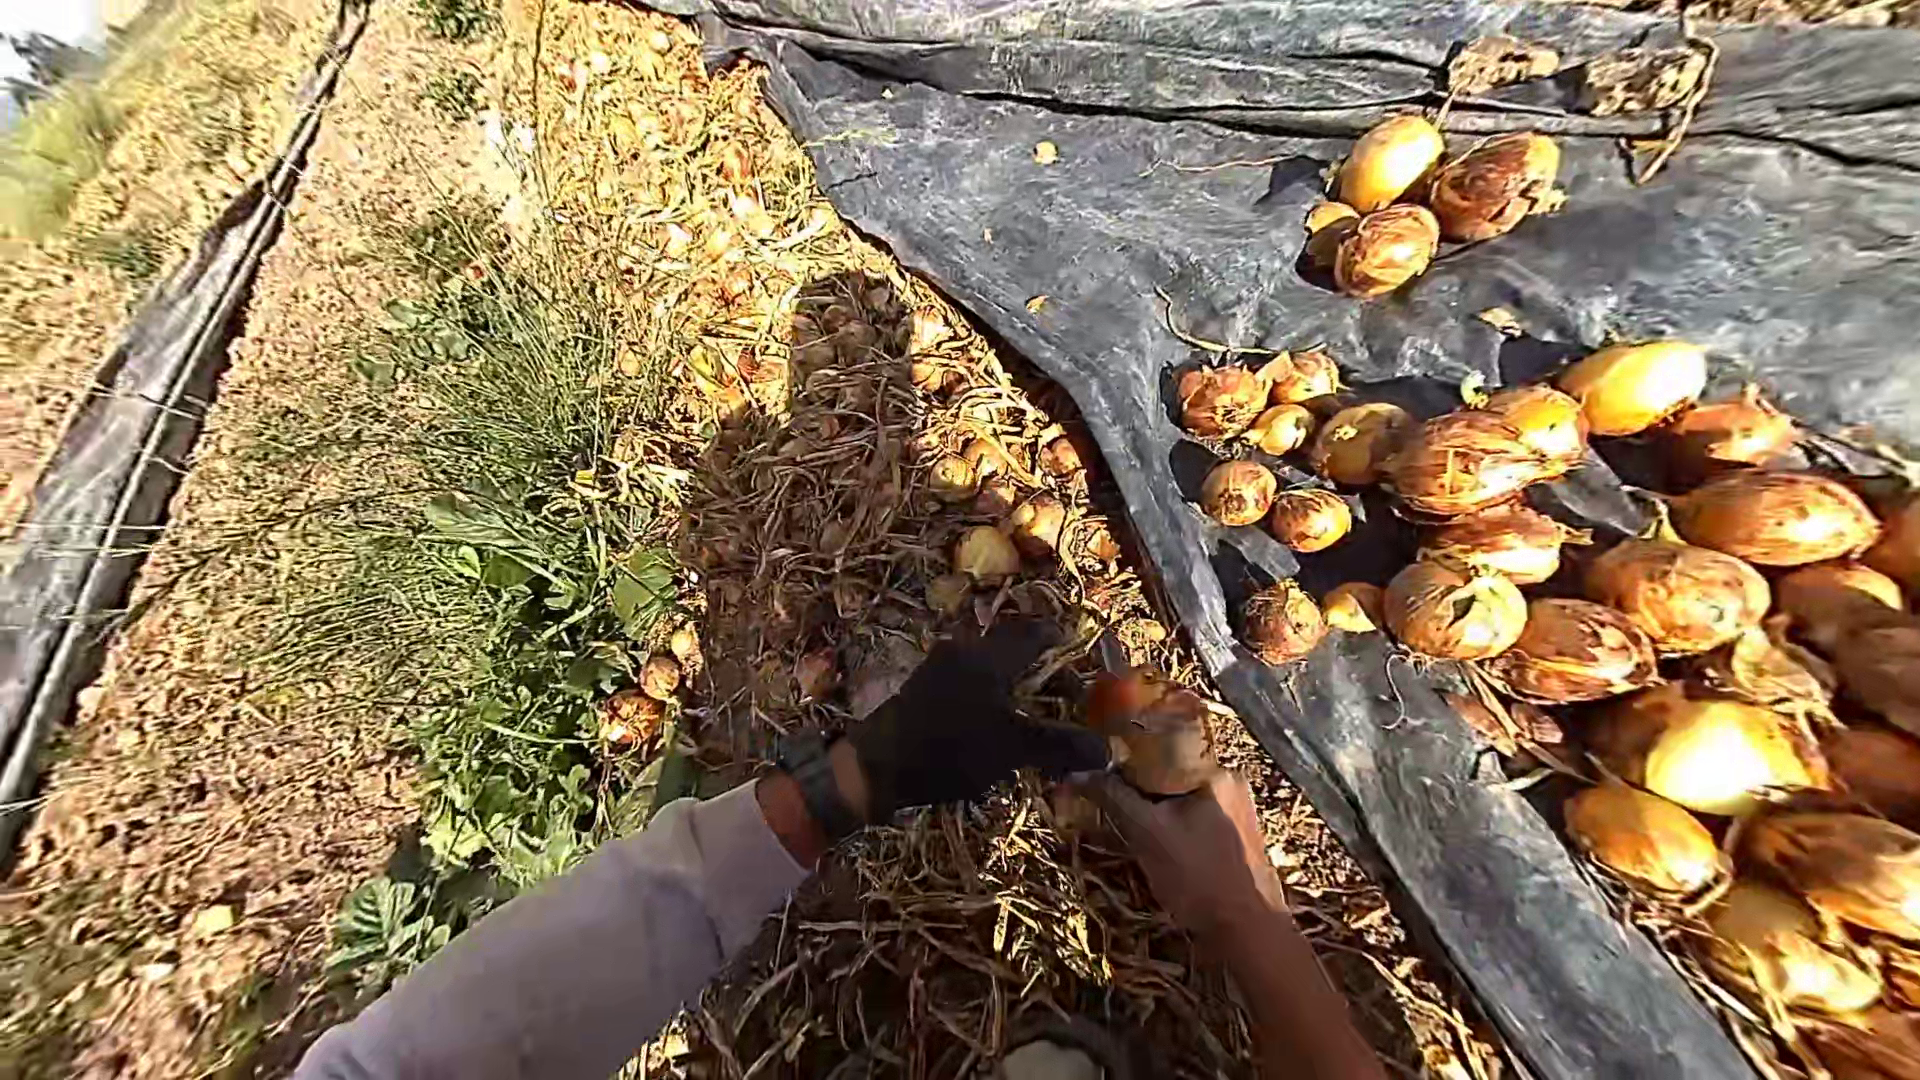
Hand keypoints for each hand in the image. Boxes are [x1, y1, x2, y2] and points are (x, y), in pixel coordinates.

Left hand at [847, 620, 1108, 819]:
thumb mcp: (1011, 749)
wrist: (878, 764)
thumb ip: (1059, 746)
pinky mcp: (925, 684)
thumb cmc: (949, 748)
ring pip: (988, 659)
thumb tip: (1107, 752)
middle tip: (1058, 673)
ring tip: (1032, 693)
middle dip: (1036, 655)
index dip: (1057, 634)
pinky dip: (990, 685)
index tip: (1075, 641)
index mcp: (989, 657)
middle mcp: (965, 651)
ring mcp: (941, 665)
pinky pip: (969, 674)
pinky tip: (996, 710)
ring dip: (1012, 671)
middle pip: (1010, 642)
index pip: (1033, 632)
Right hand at [1090, 770, 1388, 1079]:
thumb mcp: (1147, 833)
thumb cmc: (1199, 877)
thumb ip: (1112, 797)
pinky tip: (1158, 840)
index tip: (1102, 764)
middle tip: (1111, 794)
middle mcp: (1231, 781)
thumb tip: (1075, 774)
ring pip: (1181, 795)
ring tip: (1129, 818)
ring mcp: (1238, 810)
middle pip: (1170, 770)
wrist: (1251, 938)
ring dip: (1156, 806)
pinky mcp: (1237, 835)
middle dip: (1140, 784)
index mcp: (1216, 770)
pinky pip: (1195, 815)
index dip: (1127, 755)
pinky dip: (1173, 822)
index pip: (1161, 745)